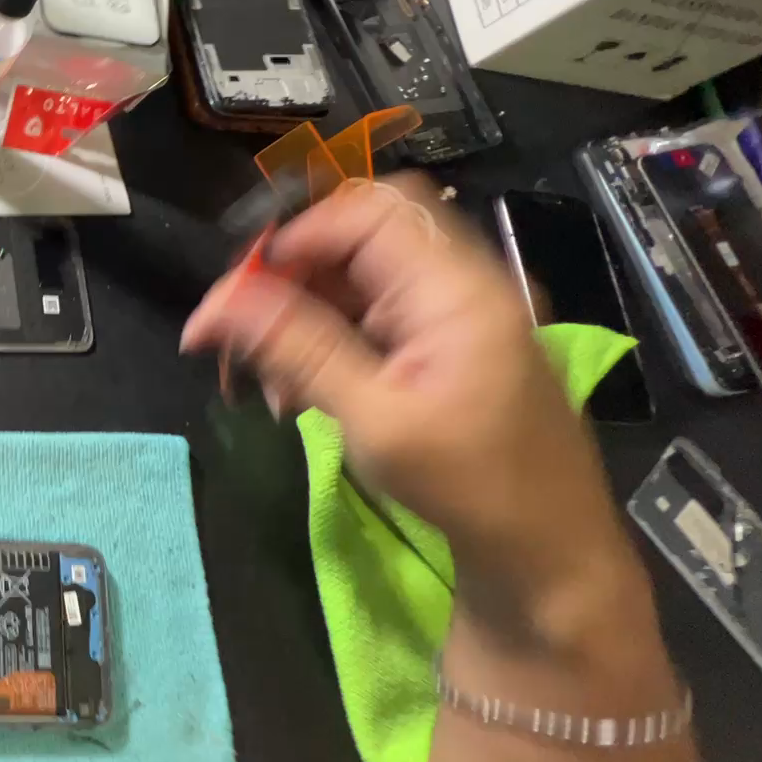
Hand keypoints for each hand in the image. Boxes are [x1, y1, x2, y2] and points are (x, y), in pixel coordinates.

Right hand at [180, 177, 642, 636]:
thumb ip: (296, 347)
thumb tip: (219, 302)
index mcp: (455, 290)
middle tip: (230, 325)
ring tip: (257, 378)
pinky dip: (309, 344)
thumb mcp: (372, 417)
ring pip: (342, 282)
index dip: (295, 234)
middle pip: (348, 241)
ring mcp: (439, 315)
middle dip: (280, 279)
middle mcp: (450, 286)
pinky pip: (352, 318)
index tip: (240, 287)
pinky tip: (288, 392)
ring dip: (286, 318)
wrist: (542, 548)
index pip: (368, 212)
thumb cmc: (468, 483)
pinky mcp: (426, 343)